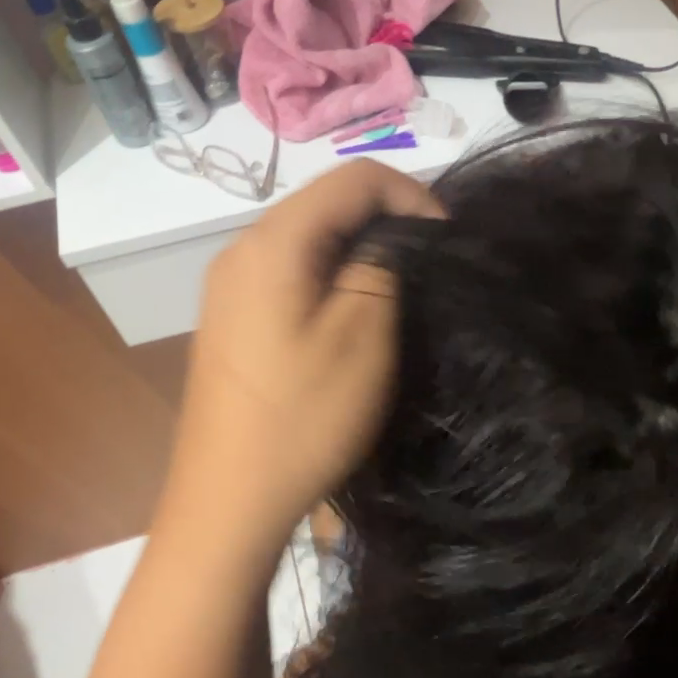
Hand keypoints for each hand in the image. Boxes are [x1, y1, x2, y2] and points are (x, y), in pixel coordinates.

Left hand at [173, 161, 444, 540]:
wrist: (229, 499)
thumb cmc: (303, 418)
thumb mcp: (362, 336)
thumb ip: (383, 266)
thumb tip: (396, 233)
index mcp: (273, 242)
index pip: (354, 178)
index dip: (413, 195)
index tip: (448, 243)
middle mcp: (241, 249)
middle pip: (327, 204)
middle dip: (388, 223)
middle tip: (431, 271)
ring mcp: (230, 286)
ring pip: (310, 241)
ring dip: (362, 254)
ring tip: (401, 295)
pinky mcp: (232, 320)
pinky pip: (290, 275)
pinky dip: (332, 280)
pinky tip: (354, 320)